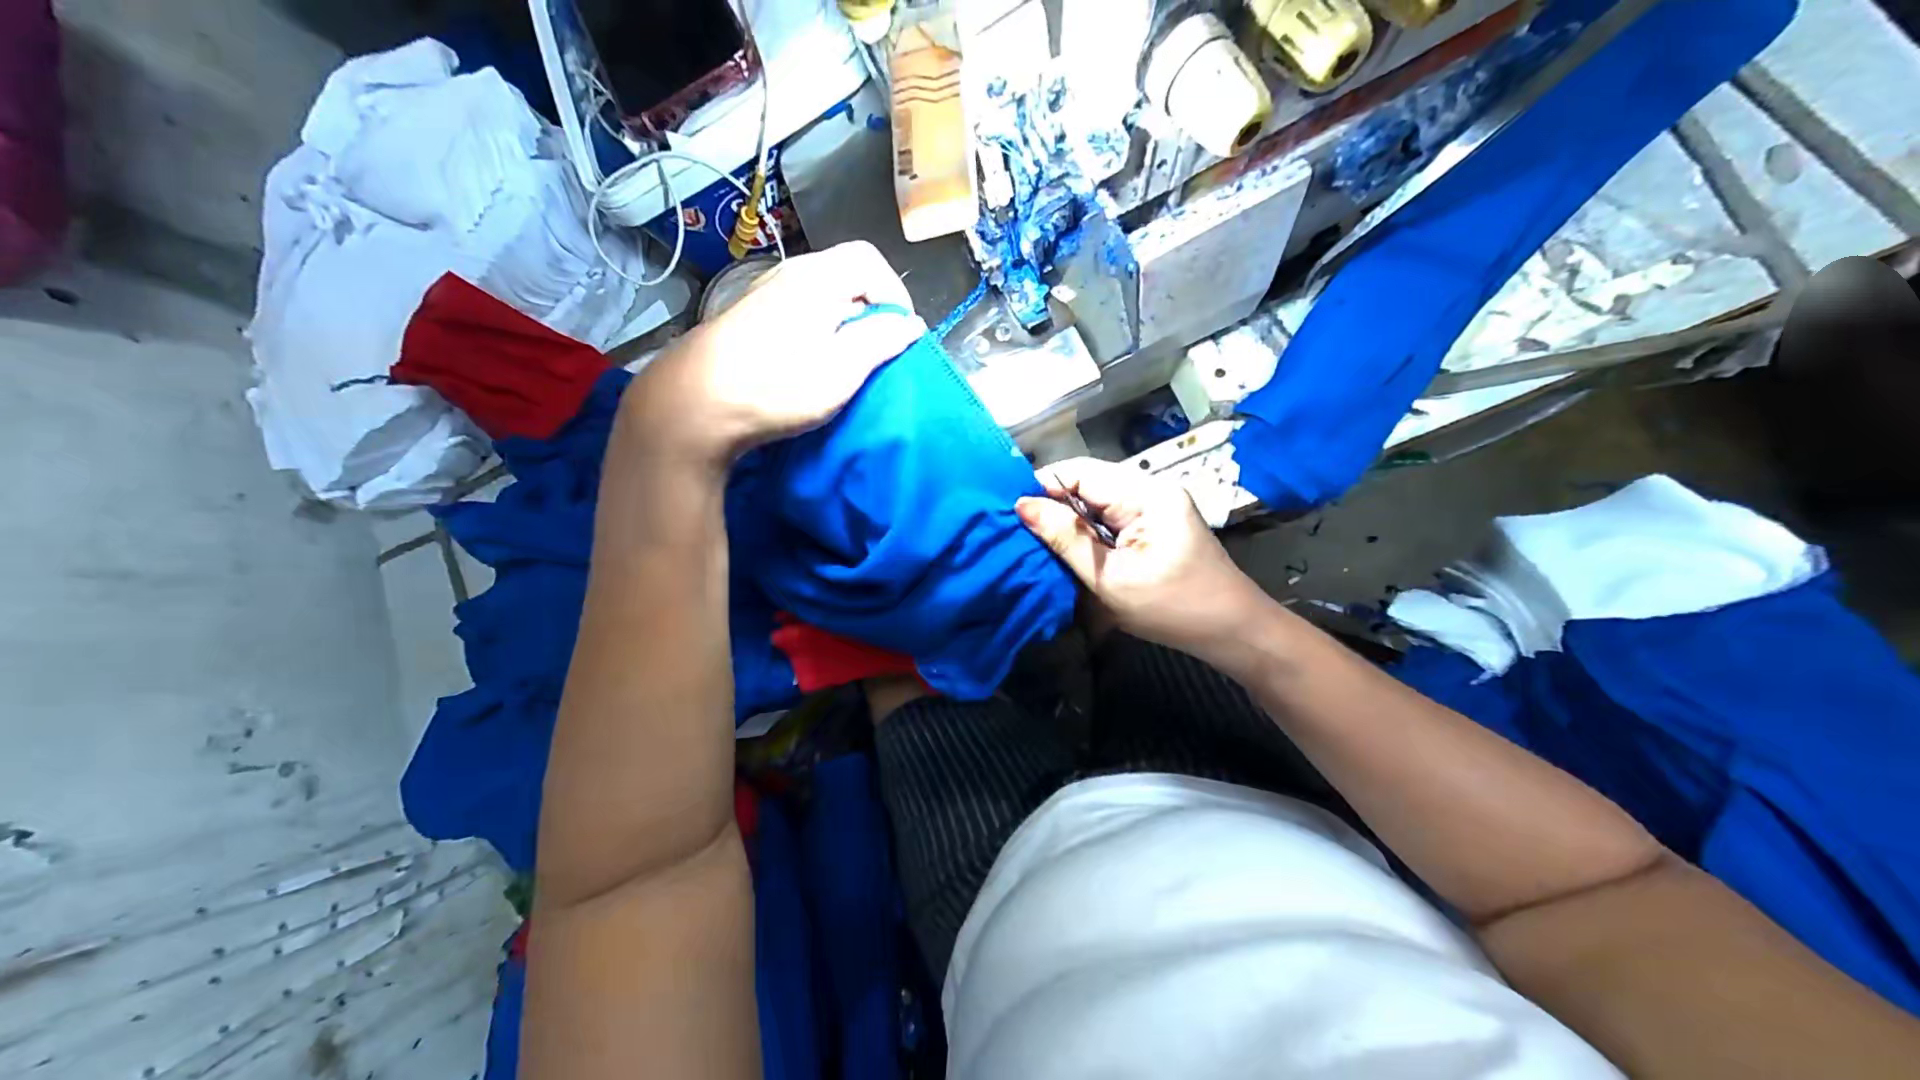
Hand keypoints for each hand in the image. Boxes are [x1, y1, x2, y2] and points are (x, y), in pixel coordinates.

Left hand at [625, 241, 928, 468]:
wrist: (695, 404)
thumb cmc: (778, 385)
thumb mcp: (844, 367)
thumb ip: (883, 339)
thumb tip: (910, 324)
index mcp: (819, 277)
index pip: (872, 261)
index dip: (895, 294)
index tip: (900, 334)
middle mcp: (790, 274)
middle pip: (846, 276)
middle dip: (871, 311)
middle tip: (878, 352)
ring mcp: (764, 295)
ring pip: (821, 297)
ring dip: (843, 325)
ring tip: (846, 364)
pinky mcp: (747, 320)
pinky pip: (797, 314)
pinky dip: (816, 333)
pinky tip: (808, 366)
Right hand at [1016, 457, 1273, 664]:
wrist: (1233, 632)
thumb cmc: (1173, 608)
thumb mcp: (1110, 578)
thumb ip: (1065, 538)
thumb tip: (1021, 505)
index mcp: (1144, 493)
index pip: (1078, 471)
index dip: (1041, 487)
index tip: (1009, 512)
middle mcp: (1150, 489)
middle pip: (1086, 484)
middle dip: (1052, 505)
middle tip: (1017, 532)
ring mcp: (1155, 506)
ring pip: (1096, 502)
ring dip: (1069, 521)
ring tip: (1036, 541)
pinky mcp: (1155, 525)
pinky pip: (1111, 517)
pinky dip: (1088, 532)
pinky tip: (1069, 549)